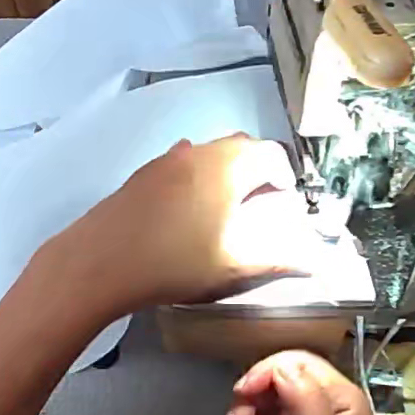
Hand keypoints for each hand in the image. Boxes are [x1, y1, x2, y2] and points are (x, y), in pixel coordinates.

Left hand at [42, 134, 306, 314]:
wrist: (99, 262)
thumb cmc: (175, 263)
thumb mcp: (234, 266)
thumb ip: (279, 260)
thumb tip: (315, 261)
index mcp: (229, 167)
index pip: (271, 154)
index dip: (285, 176)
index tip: (284, 201)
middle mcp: (199, 152)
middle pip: (240, 147)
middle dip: (257, 170)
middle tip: (259, 204)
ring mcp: (166, 159)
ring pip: (208, 154)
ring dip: (224, 172)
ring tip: (222, 209)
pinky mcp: (142, 174)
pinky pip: (180, 163)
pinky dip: (195, 177)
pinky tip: (185, 208)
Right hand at [224, 350, 385, 414]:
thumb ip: (307, 403)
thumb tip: (280, 367)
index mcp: (341, 398)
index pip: (299, 363)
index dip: (268, 371)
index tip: (245, 392)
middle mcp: (322, 402)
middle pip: (277, 376)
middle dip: (253, 394)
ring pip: (264, 396)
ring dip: (244, 412)